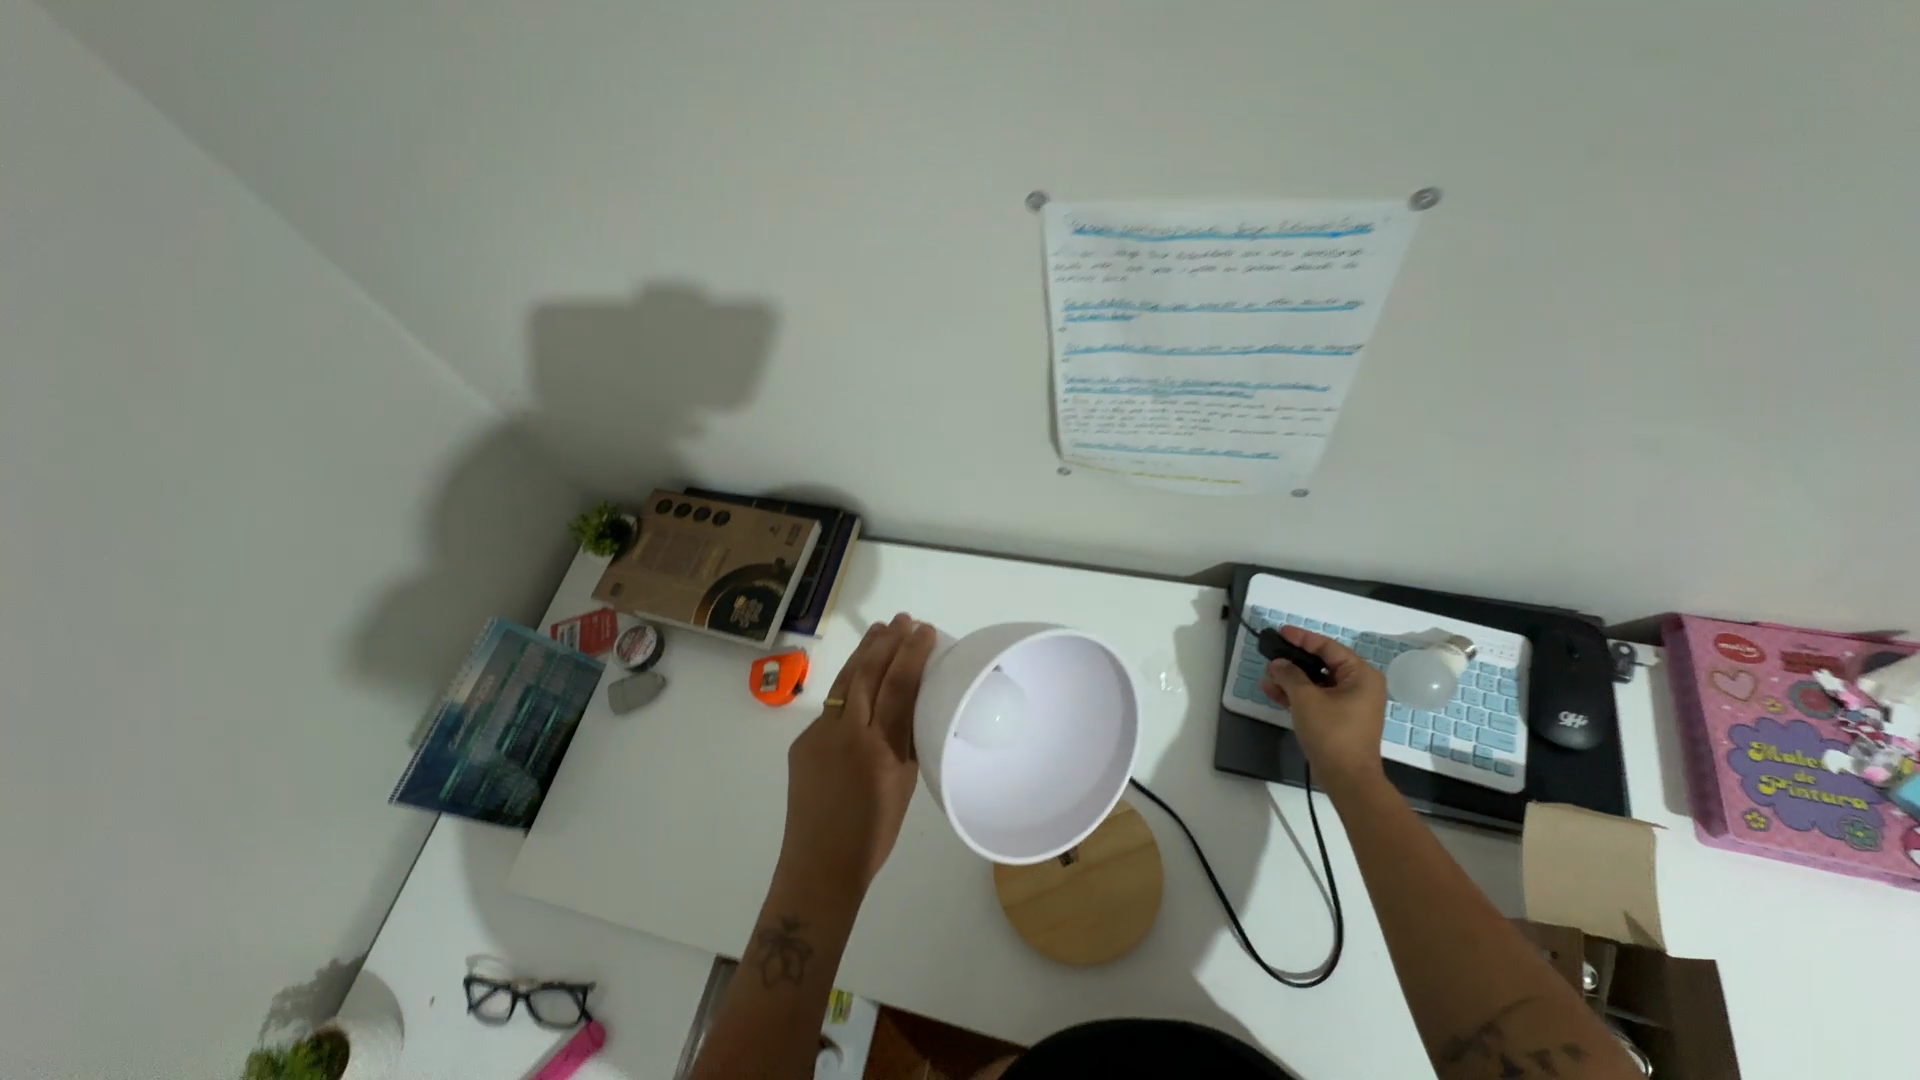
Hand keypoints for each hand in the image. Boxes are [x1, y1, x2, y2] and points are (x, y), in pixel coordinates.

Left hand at [778, 613, 936, 901]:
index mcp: (880, 749)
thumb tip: (910, 709)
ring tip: (879, 630)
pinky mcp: (801, 744)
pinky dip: (848, 686)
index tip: (923, 630)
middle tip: (902, 619)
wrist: (819, 865)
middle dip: (886, 642)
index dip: (912, 654)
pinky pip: (830, 708)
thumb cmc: (873, 835)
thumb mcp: (903, 785)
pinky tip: (858, 679)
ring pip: (844, 683)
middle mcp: (847, 735)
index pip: (899, 687)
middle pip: (867, 674)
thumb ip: (905, 743)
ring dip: (864, 654)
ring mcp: (819, 736)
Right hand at [1260, 624, 1388, 795]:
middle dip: (1294, 661)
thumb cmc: (1332, 732)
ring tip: (1267, 677)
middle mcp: (1360, 685)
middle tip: (1270, 656)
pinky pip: (1317, 698)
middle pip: (1323, 664)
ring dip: (1292, 679)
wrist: (1347, 777)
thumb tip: (1278, 664)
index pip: (1328, 647)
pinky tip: (1273, 692)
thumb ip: (1290, 675)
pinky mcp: (1340, 719)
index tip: (1280, 632)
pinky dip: (1297, 695)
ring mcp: (1351, 703)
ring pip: (1317, 682)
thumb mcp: (1306, 699)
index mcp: (1361, 675)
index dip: (1302, 638)